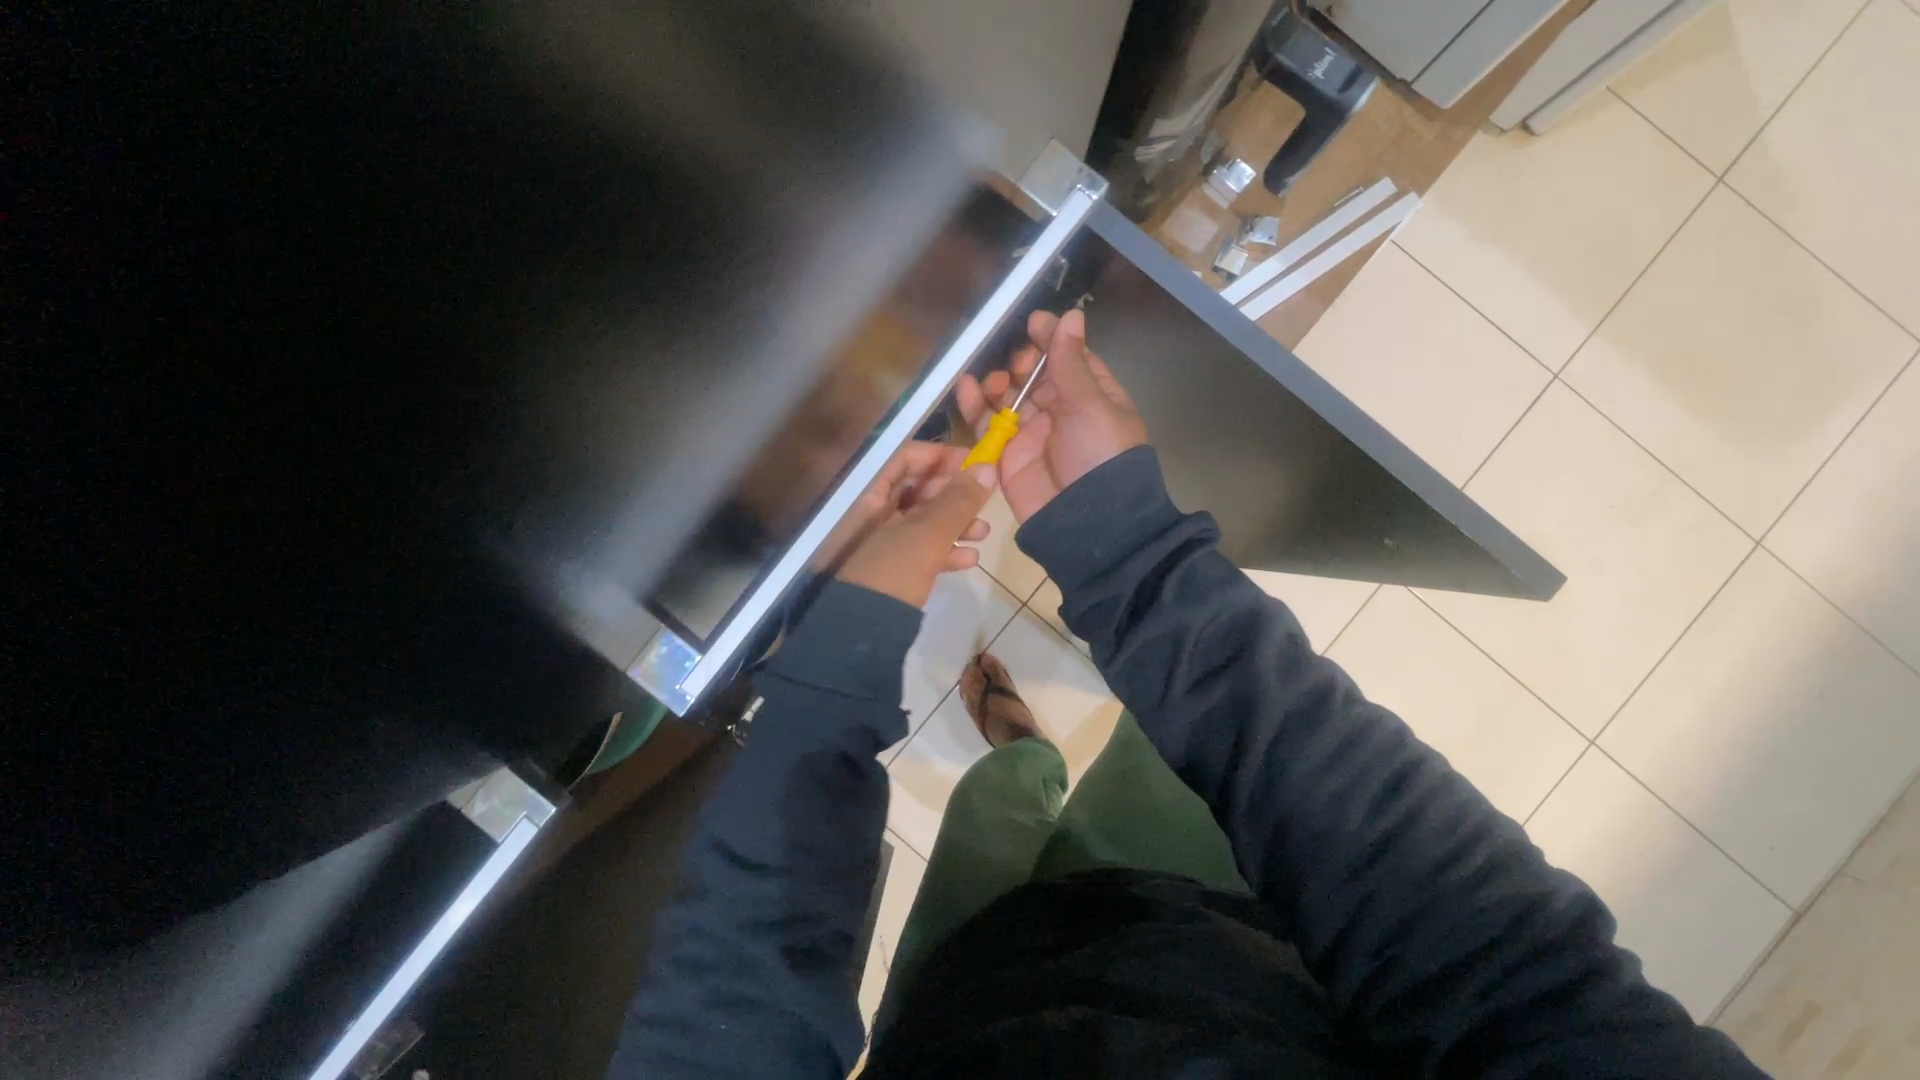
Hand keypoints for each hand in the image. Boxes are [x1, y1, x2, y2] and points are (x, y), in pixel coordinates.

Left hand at [816, 442, 997, 607]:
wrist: (860, 634)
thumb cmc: (890, 572)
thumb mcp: (928, 535)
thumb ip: (958, 501)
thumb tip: (987, 469)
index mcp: (864, 494)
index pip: (904, 457)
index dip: (941, 457)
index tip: (975, 464)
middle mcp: (866, 512)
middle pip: (916, 489)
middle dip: (954, 495)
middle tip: (984, 500)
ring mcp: (875, 541)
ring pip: (921, 521)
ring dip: (954, 524)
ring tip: (983, 533)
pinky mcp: (887, 568)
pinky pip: (917, 549)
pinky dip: (942, 550)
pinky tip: (968, 559)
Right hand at [955, 307, 1146, 522]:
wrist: (1086, 521)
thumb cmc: (1100, 456)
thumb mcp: (1091, 405)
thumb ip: (1071, 362)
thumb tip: (1071, 315)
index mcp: (1092, 397)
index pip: (1069, 358)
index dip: (1052, 339)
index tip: (1034, 322)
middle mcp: (1061, 412)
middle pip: (1034, 376)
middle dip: (1021, 363)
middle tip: (1018, 364)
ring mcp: (1032, 434)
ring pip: (1007, 397)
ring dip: (996, 383)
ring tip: (995, 383)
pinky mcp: (1006, 455)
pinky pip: (986, 425)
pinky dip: (974, 406)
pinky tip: (966, 389)